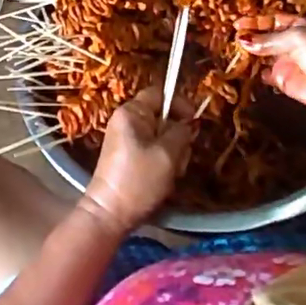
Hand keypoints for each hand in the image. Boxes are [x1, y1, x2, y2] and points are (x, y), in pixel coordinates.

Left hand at [80, 86, 192, 233]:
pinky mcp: (128, 156)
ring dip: (173, 153)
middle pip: (162, 117)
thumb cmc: (139, 179)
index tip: (194, 122)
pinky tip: (165, 179)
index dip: (179, 103)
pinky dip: (163, 162)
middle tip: (181, 157)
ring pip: (160, 136)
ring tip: (173, 172)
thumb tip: (188, 122)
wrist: (110, 211)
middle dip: (177, 135)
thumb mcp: (167, 155)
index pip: (158, 93)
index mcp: (131, 113)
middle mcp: (126, 120)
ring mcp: (126, 138)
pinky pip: (153, 150)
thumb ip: (180, 133)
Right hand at [235, 13, 305, 124]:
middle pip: (265, 36)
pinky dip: (252, 71)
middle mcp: (292, 42)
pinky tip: (238, 68)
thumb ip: (268, 39)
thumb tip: (243, 40)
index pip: (272, 19)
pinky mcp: (283, 80)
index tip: (236, 23)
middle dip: (248, 36)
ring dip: (248, 53)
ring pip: (262, 55)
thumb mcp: (296, 38)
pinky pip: (263, 74)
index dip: (255, 20)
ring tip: (228, 51)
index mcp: (300, 25)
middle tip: (228, 36)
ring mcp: (287, 61)